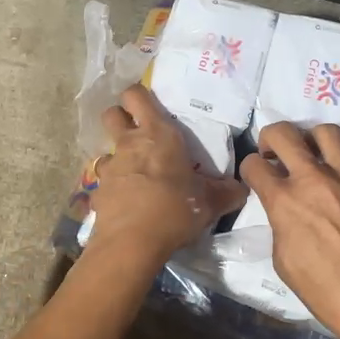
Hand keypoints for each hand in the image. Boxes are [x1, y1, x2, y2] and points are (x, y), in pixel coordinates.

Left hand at [89, 85, 244, 268]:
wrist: (132, 243)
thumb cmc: (174, 210)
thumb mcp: (210, 203)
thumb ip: (227, 192)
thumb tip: (240, 188)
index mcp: (157, 134)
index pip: (136, 95)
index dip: (139, 95)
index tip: (150, 105)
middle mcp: (129, 143)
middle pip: (112, 114)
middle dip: (121, 118)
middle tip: (138, 132)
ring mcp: (110, 167)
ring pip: (108, 149)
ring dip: (119, 156)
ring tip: (136, 173)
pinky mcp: (98, 192)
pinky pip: (106, 182)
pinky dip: (115, 187)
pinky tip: (127, 202)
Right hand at [239, 122, 339, 338]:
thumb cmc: (326, 291)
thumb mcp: (284, 261)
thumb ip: (280, 225)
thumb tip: (285, 214)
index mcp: (284, 201)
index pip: (254, 164)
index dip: (250, 169)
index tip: (256, 177)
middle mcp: (313, 179)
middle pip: (283, 133)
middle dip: (270, 138)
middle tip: (274, 154)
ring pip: (324, 132)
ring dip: (310, 139)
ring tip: (309, 155)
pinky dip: (337, 165)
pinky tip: (337, 187)